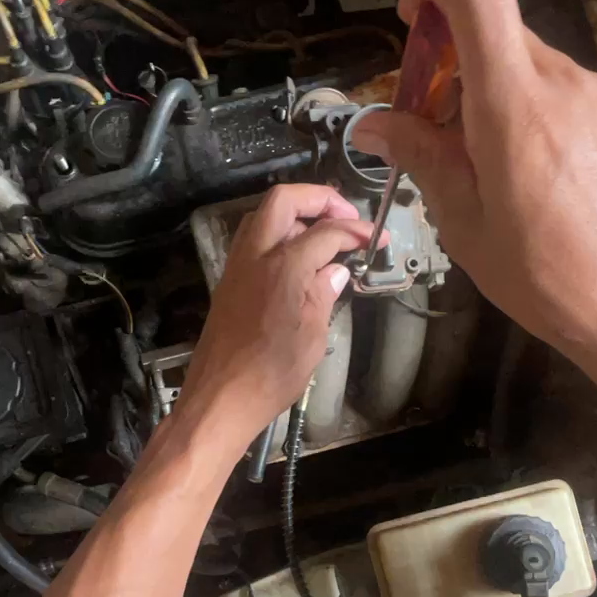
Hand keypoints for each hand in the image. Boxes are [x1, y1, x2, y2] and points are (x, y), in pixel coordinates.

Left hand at [179, 184, 377, 440]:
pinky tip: (298, 261)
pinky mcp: (228, 283)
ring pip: (263, 217)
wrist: (220, 398)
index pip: (326, 232)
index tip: (376, 239)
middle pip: (283, 200)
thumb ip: (324, 296)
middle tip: (345, 216)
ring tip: (323, 236)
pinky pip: (253, 242)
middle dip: (318, 198)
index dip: (355, 231)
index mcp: (284, 267)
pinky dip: (278, 237)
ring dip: (294, 215)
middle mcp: (256, 256)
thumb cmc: (271, 375)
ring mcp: (237, 267)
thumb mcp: (313, 338)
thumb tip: (335, 271)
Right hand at [351, 0, 596, 384]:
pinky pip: (552, 88)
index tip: (410, 23)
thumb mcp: (464, 223)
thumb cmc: (539, 275)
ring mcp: (594, 95)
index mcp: (514, 105)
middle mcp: (560, 81)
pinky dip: (517, 107)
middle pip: (493, 28)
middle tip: (426, 128)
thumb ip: (421, 156)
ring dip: (481, 90)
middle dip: (446, 61)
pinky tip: (516, 172)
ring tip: (472, 164)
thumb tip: (374, 122)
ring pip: (521, 61)